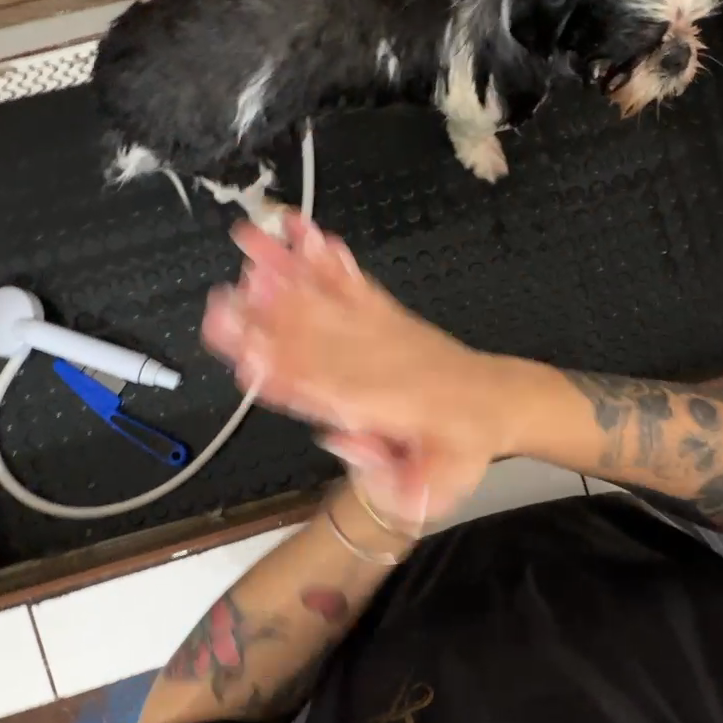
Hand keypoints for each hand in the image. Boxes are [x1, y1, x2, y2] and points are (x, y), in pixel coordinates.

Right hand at [202, 211, 506, 523]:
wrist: (500, 401)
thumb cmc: (460, 449)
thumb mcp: (434, 487)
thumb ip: (388, 476)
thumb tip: (336, 435)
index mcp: (388, 407)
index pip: (328, 390)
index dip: (287, 374)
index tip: (245, 357)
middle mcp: (381, 364)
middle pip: (316, 339)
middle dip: (267, 320)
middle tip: (222, 300)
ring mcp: (387, 334)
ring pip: (330, 301)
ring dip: (289, 272)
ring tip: (254, 241)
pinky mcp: (392, 317)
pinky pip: (358, 286)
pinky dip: (331, 260)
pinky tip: (310, 234)